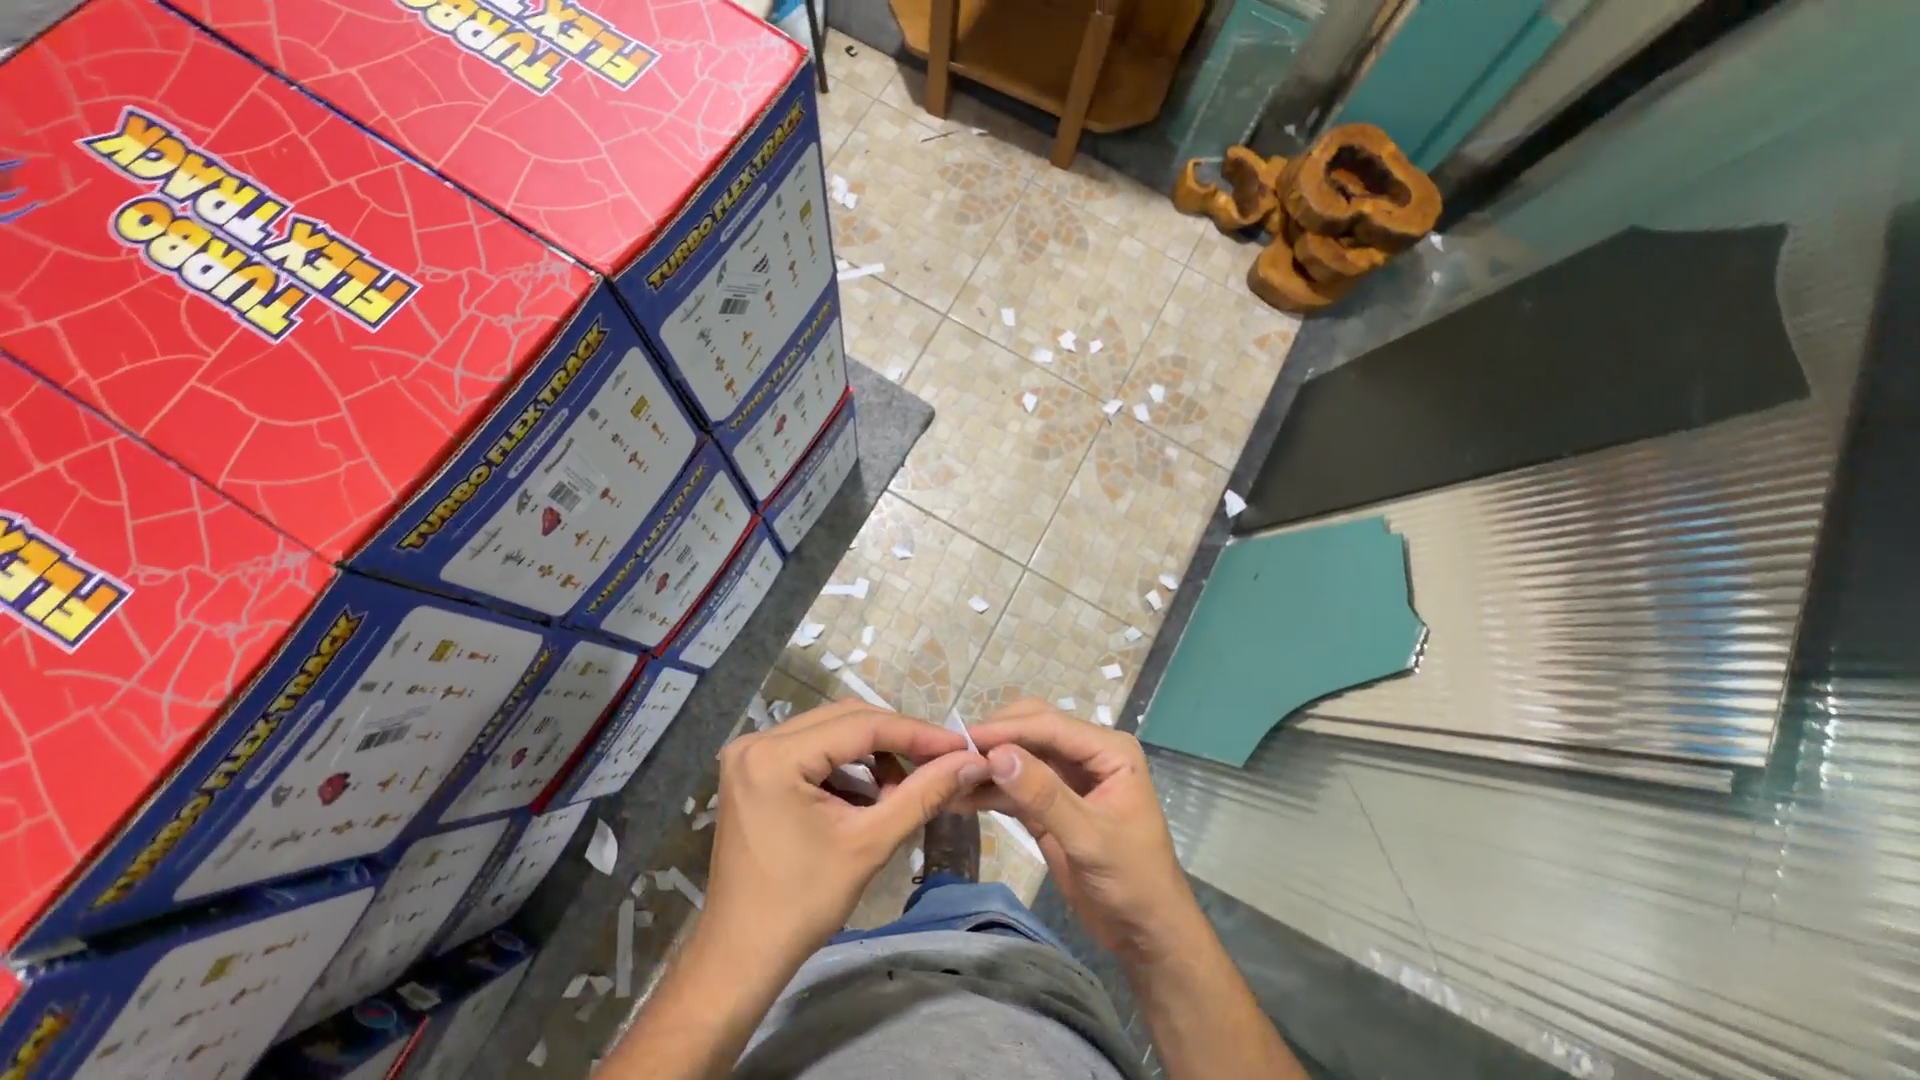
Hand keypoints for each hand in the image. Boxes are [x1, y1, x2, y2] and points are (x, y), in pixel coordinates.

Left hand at [706, 701, 989, 958]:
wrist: (743, 953)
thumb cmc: (803, 903)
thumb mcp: (870, 843)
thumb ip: (922, 794)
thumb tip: (972, 762)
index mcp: (776, 756)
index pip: (861, 725)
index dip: (916, 733)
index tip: (959, 747)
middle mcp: (756, 741)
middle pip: (845, 720)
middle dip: (896, 741)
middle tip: (941, 763)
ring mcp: (750, 755)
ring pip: (830, 733)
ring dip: (872, 754)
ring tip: (902, 790)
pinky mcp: (753, 772)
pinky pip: (811, 751)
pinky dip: (846, 767)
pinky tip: (869, 797)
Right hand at [960, 699, 1195, 958]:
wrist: (1145, 931)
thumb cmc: (1132, 880)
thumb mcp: (1088, 837)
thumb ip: (1044, 795)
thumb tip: (997, 755)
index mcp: (1109, 751)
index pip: (1049, 726)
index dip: (1005, 730)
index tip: (961, 739)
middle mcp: (1087, 755)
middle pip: (1031, 730)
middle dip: (993, 740)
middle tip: (950, 756)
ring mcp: (1067, 779)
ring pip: (1019, 757)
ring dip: (986, 765)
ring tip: (944, 777)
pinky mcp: (1050, 805)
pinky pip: (1015, 787)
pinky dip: (989, 791)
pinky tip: (958, 798)